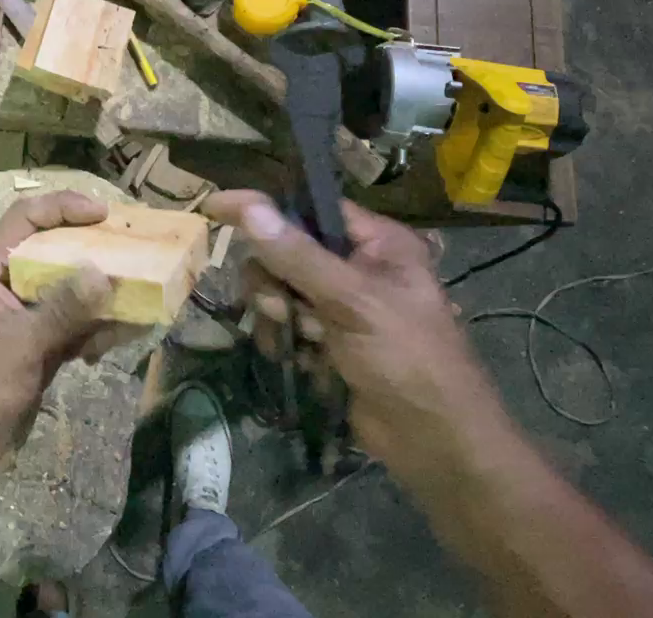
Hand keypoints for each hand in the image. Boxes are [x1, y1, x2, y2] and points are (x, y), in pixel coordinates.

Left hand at [0, 191, 122, 480]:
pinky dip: (99, 326)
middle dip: (91, 249)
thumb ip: (62, 308)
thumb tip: (103, 272)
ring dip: (102, 292)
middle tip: (132, 247)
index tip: (103, 213)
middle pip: (51, 250)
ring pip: (68, 288)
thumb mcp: (20, 345)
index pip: (24, 220)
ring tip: (139, 292)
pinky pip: (74, 324)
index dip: (61, 207)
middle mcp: (6, 286)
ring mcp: (24, 317)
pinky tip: (126, 331)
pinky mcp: (39, 345)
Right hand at [203, 191, 512, 486]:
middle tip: (282, 306)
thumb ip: (297, 256)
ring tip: (298, 340)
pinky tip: (295, 357)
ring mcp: (340, 303)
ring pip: (278, 285)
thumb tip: (249, 208)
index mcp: (377, 243)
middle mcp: (357, 265)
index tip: (216, 208)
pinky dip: (282, 336)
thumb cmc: (407, 361)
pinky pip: (284, 319)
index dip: (264, 208)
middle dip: (273, 278)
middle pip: (284, 248)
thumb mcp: (352, 302)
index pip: (310, 207)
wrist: (435, 445)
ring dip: (277, 311)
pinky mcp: (327, 337)